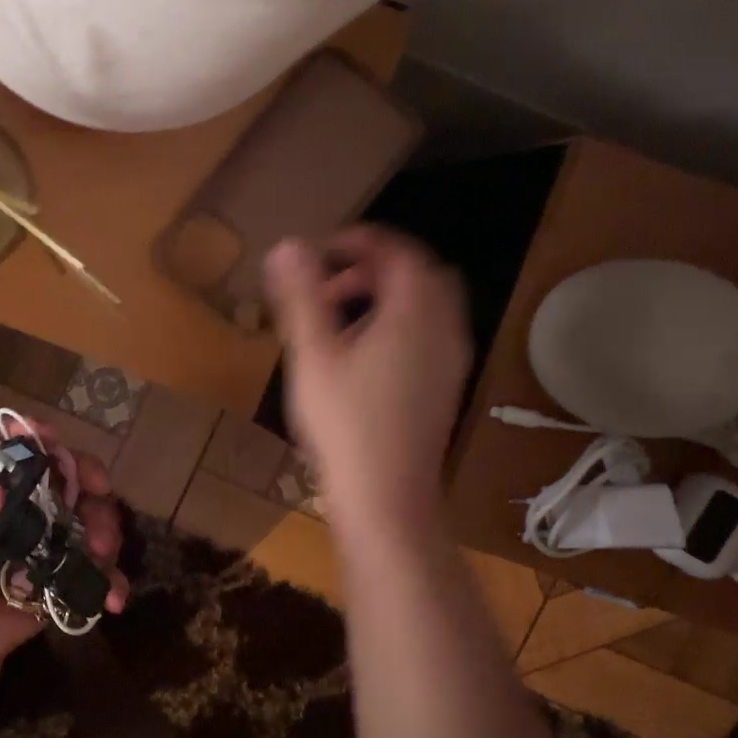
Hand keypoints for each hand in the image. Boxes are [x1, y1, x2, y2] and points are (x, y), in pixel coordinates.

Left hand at [0, 443, 128, 669]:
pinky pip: (100, 571)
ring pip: (93, 517)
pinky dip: (114, 580)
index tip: (52, 438)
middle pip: (68, 477)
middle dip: (89, 478)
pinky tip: (112, 599)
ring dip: (107, 527)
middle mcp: (30, 510)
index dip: (34, 438)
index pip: (17, 453)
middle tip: (99, 494)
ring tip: (101, 553)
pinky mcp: (68, 577)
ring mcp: (53, 543)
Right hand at [264, 226, 471, 537]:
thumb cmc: (344, 423)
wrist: (386, 497)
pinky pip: (428, 331)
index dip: (360, 240)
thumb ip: (300, 297)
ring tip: (335, 318)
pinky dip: (397, 321)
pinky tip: (358, 353)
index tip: (320, 251)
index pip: (400, 252)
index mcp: (414, 315)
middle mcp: (444, 330)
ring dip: (384, 295)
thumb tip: (287, 246)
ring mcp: (450, 360)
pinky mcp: (445, 385)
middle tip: (327, 283)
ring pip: (426, 304)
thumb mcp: (312, 355)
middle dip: (373, 267)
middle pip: (419, 274)